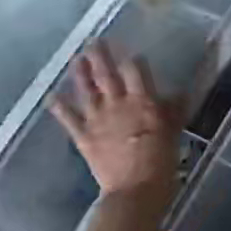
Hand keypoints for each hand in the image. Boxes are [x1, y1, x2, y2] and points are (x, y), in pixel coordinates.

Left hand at [50, 42, 179, 194]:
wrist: (135, 190)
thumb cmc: (160, 162)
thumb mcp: (173, 133)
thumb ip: (172, 111)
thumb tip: (179, 93)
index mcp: (142, 102)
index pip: (136, 71)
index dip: (132, 59)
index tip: (130, 51)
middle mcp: (117, 104)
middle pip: (107, 74)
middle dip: (100, 55)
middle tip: (94, 41)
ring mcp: (97, 120)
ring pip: (86, 90)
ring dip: (80, 72)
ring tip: (76, 58)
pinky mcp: (83, 136)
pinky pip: (68, 118)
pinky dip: (59, 106)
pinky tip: (51, 95)